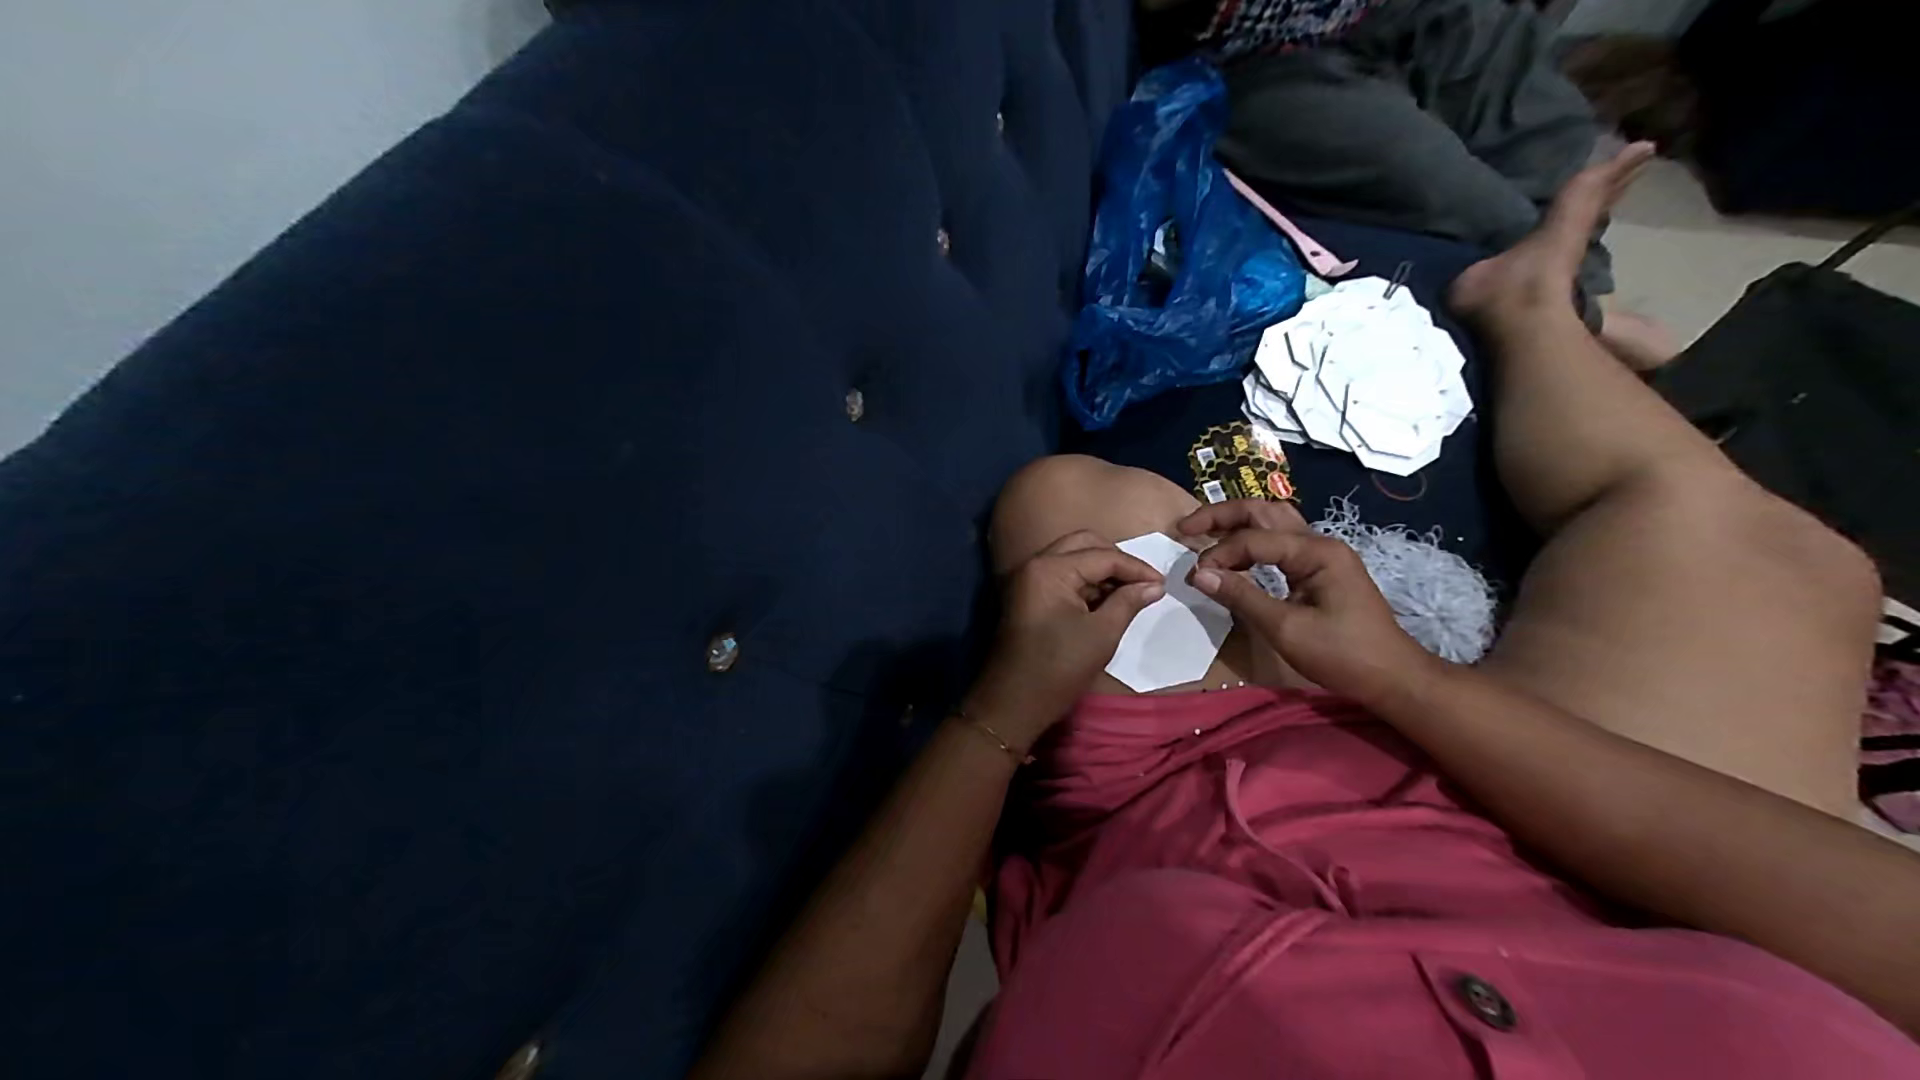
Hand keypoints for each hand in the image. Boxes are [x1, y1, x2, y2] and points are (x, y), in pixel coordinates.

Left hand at [967, 531, 1164, 750]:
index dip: (1136, 568)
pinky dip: (1085, 582)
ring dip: (1101, 571)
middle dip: (1116, 560)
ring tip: (1130, 593)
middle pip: (1083, 544)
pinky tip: (1107, 600)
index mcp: (1050, 569)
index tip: (1163, 584)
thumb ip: (1128, 602)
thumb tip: (1154, 585)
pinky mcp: (1027, 595)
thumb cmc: (1059, 668)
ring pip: (1072, 558)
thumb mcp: (1101, 634)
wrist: (1012, 702)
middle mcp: (1035, 564)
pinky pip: (1061, 575)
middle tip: (1143, 583)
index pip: (1103, 556)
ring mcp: (1028, 579)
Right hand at [1177, 500, 1444, 708]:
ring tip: (1204, 535)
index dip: (1219, 554)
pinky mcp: (1321, 570)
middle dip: (1222, 516)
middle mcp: (1320, 542)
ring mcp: (1323, 554)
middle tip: (1185, 528)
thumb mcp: (1285, 629)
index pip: (1253, 539)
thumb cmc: (1343, 655)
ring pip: (1273, 523)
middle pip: (1264, 512)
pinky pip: (1280, 544)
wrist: (1394, 678)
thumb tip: (1198, 574)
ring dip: (1237, 525)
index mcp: (1316, 551)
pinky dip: (1252, 545)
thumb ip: (1240, 596)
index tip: (1194, 576)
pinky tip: (1235, 559)